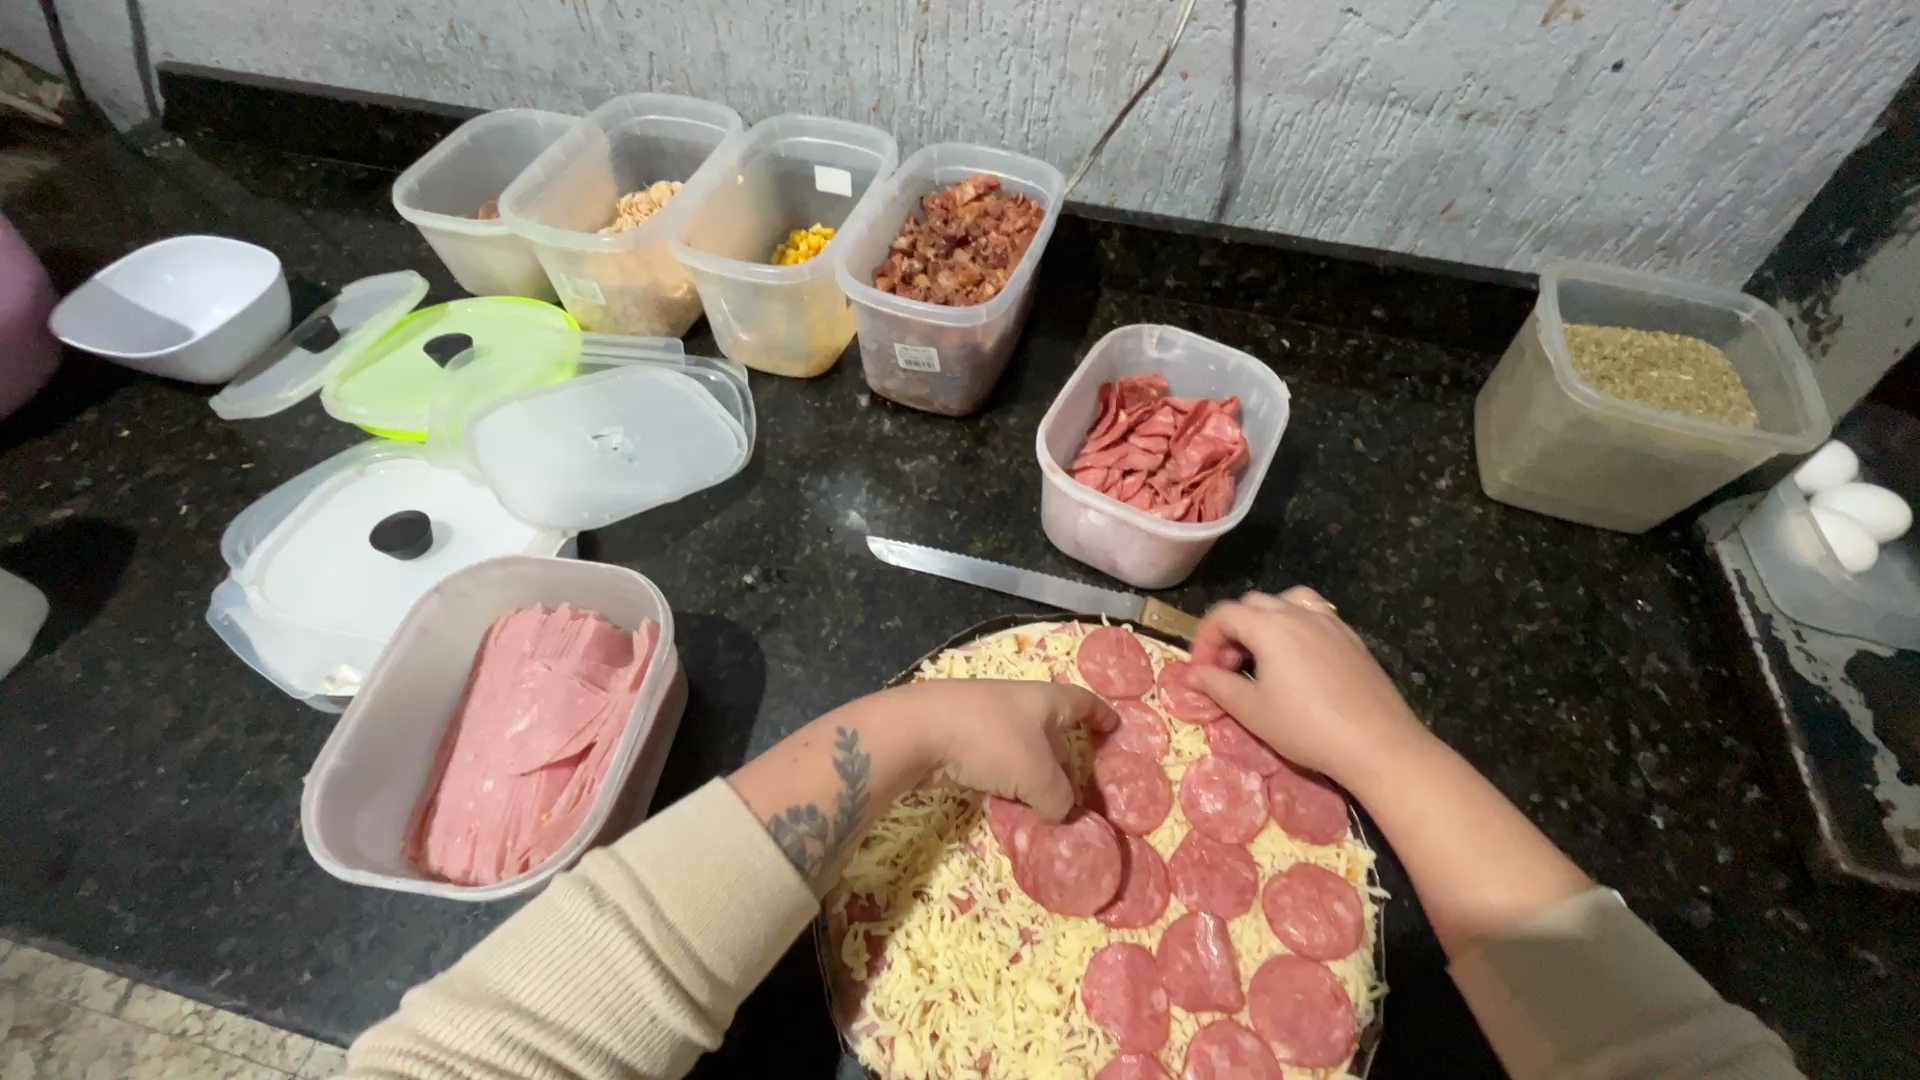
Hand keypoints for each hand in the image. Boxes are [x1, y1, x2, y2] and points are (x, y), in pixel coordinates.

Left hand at [885, 679, 1114, 821]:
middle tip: (1079, 792)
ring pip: (1023, 750)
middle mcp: (1019, 703)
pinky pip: (996, 762)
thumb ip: (1059, 799)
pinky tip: (1004, 806)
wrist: (920, 731)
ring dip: (1034, 776)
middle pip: (1053, 731)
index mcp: (1046, 700)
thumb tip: (1061, 813)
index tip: (1116, 729)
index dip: (1102, 714)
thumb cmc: (991, 741)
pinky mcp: (961, 738)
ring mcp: (987, 718)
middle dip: (1066, 759)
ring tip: (1044, 808)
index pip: (1084, 701)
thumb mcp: (1038, 776)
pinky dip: (1005, 782)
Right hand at [1184, 588, 1430, 785]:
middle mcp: (1298, 614)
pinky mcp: (1351, 639)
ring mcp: (1330, 623)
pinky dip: (1295, 626)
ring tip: (1262, 654)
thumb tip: (1192, 674)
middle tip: (1228, 667)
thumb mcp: (1251, 710)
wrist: (1378, 744)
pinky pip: (1315, 615)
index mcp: (1269, 626)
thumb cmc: (1306, 727)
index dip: (1204, 639)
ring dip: (1264, 621)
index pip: (1223, 615)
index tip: (1202, 670)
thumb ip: (1217, 685)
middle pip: (1252, 604)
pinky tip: (1298, 660)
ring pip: (1286, 602)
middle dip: (1231, 631)